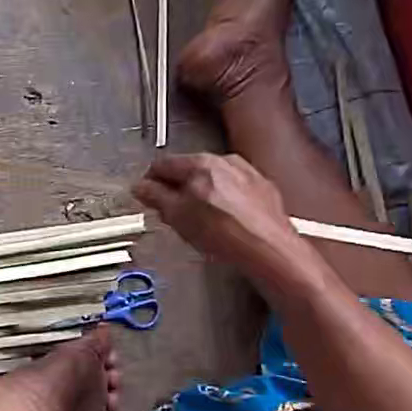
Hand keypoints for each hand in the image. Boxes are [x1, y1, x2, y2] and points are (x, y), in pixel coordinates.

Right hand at [132, 154, 313, 281]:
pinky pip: (235, 190)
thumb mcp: (178, 217)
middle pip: (189, 170)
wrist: (269, 249)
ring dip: (203, 196)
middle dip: (178, 190)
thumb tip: (142, 187)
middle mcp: (225, 161)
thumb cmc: (227, 234)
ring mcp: (247, 173)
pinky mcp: (263, 188)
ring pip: (214, 180)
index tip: (148, 195)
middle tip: (174, 215)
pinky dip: (226, 202)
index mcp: (200, 163)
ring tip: (203, 224)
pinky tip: (226, 224)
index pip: (162, 164)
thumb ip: (156, 197)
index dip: (150, 182)